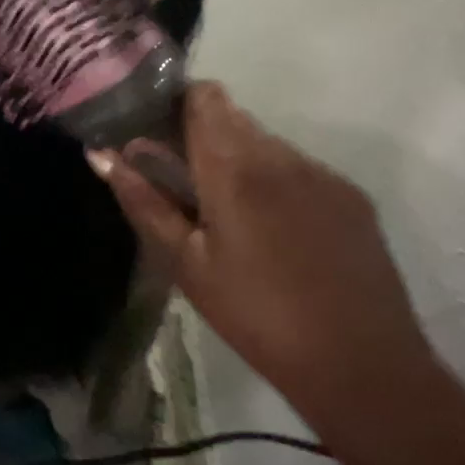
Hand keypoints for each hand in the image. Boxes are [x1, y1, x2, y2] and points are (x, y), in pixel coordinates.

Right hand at [86, 83, 433, 404]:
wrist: (363, 367)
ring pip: (266, 143)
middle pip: (232, 117)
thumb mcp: (185, 264)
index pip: (203, 97)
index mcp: (234, 168)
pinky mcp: (352, 197)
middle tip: (183, 184)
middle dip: (202, 136)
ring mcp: (322, 174)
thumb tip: (100, 154)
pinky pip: (300, 169)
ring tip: (229, 216)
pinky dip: (276, 183)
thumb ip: (143, 201)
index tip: (155, 134)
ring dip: (240, 160)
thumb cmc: (256, 316)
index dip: (176, 103)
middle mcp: (281, 156)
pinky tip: (275, 233)